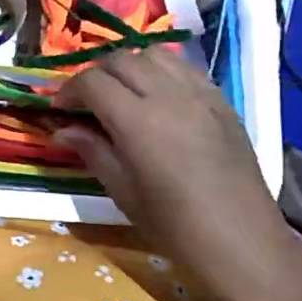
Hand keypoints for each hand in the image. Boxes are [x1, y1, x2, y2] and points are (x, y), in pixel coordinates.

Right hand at [54, 48, 301, 300]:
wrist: (242, 244)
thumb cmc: (176, 229)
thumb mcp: (125, 194)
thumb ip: (94, 152)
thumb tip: (63, 131)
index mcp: (139, 120)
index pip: (94, 82)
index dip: (70, 90)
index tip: (59, 109)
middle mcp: (170, 94)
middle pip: (123, 60)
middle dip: (97, 74)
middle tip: (87, 102)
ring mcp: (201, 94)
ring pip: (156, 56)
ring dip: (131, 67)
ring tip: (123, 95)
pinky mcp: (223, 102)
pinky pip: (187, 70)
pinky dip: (164, 73)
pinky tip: (160, 99)